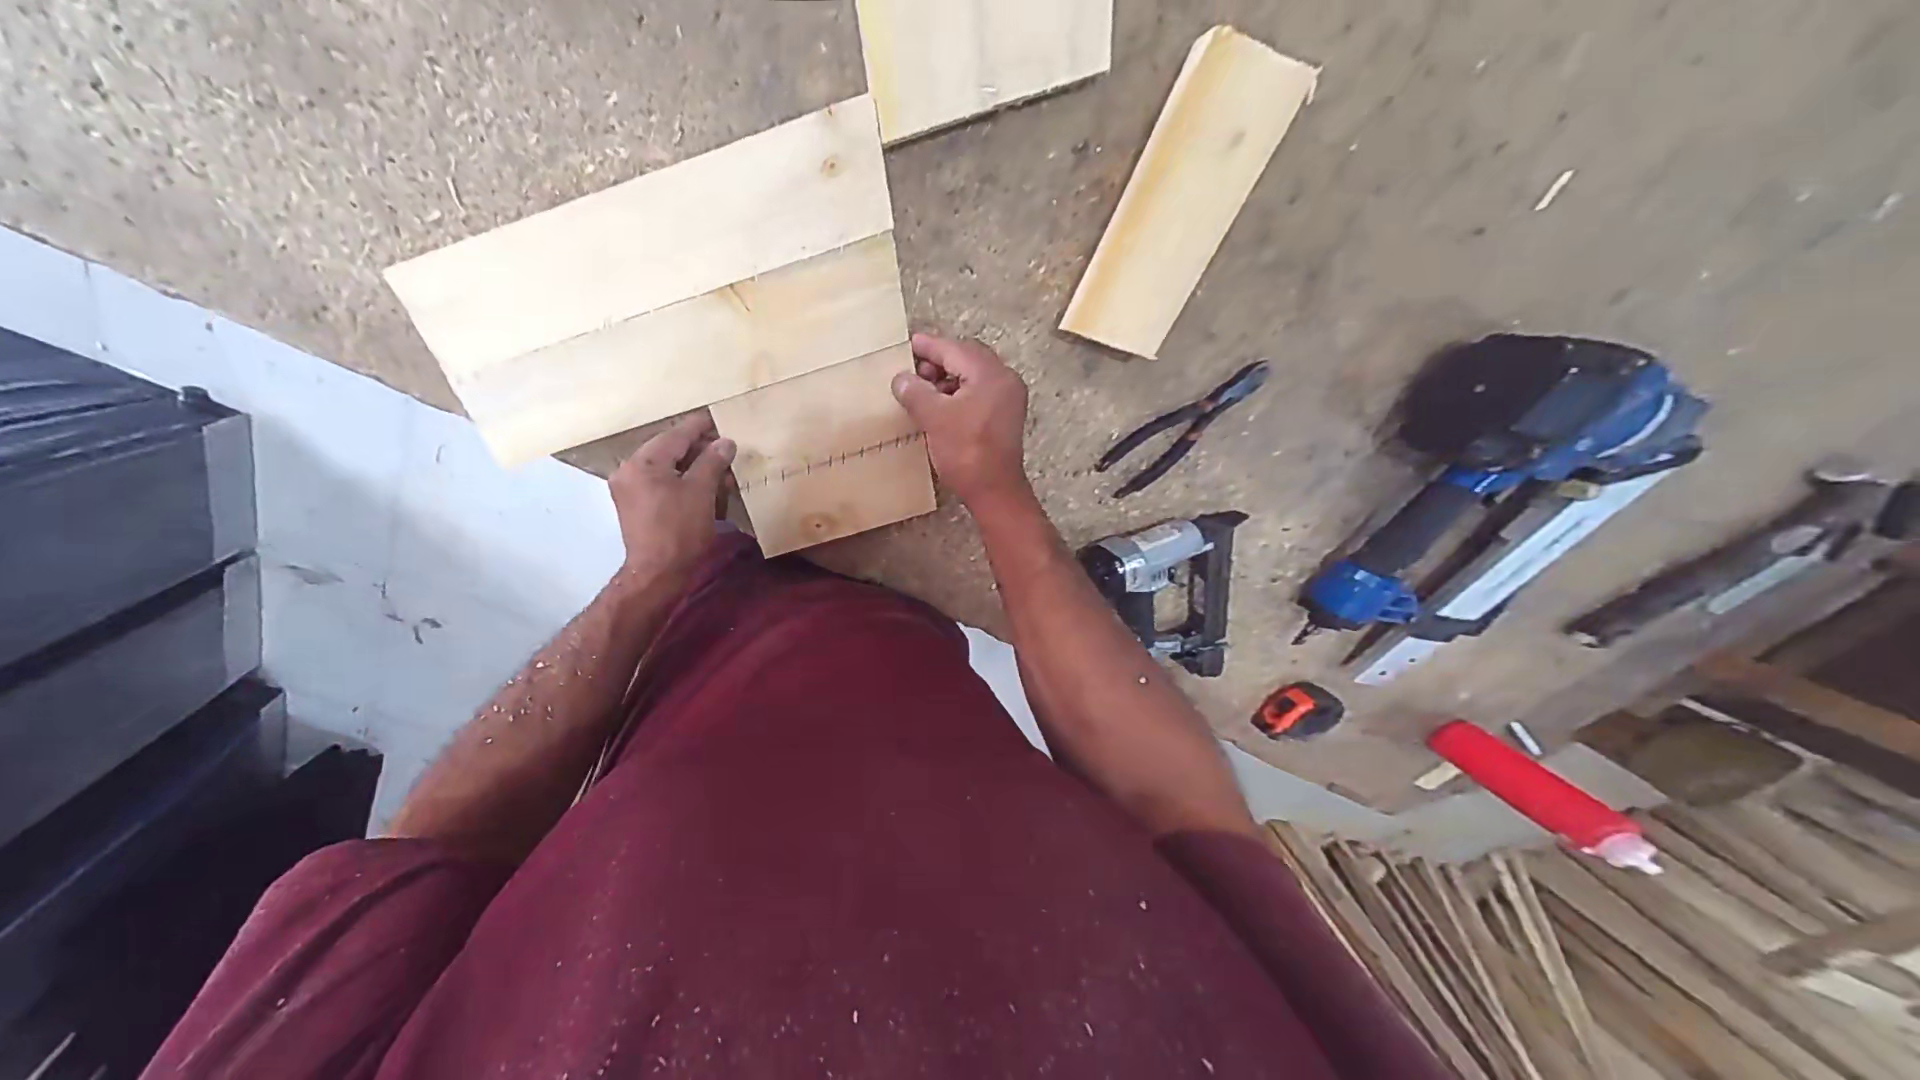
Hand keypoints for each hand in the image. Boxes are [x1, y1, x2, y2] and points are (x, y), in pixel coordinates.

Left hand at [608, 413, 735, 585]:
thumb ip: (712, 461)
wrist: (658, 572)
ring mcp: (629, 489)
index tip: (719, 418)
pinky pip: (660, 482)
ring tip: (721, 471)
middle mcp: (629, 470)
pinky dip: (682, 481)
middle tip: (726, 449)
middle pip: (669, 449)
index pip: (676, 435)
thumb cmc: (680, 530)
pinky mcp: (634, 505)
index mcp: (643, 462)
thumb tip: (725, 442)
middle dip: (699, 449)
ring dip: (693, 466)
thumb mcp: (702, 491)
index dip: (700, 426)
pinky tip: (704, 486)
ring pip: (666, 467)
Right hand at [891, 332, 1030, 507]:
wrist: (995, 491)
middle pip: (967, 359)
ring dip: (948, 378)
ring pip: (973, 376)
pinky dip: (959, 393)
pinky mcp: (1005, 417)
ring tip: (924, 390)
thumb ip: (915, 391)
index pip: (955, 350)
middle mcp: (1005, 380)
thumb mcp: (934, 418)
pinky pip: (979, 392)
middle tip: (913, 370)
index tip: (908, 344)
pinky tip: (941, 406)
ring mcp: (1009, 399)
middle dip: (939, 361)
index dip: (929, 347)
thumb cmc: (966, 452)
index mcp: (991, 374)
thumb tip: (902, 378)